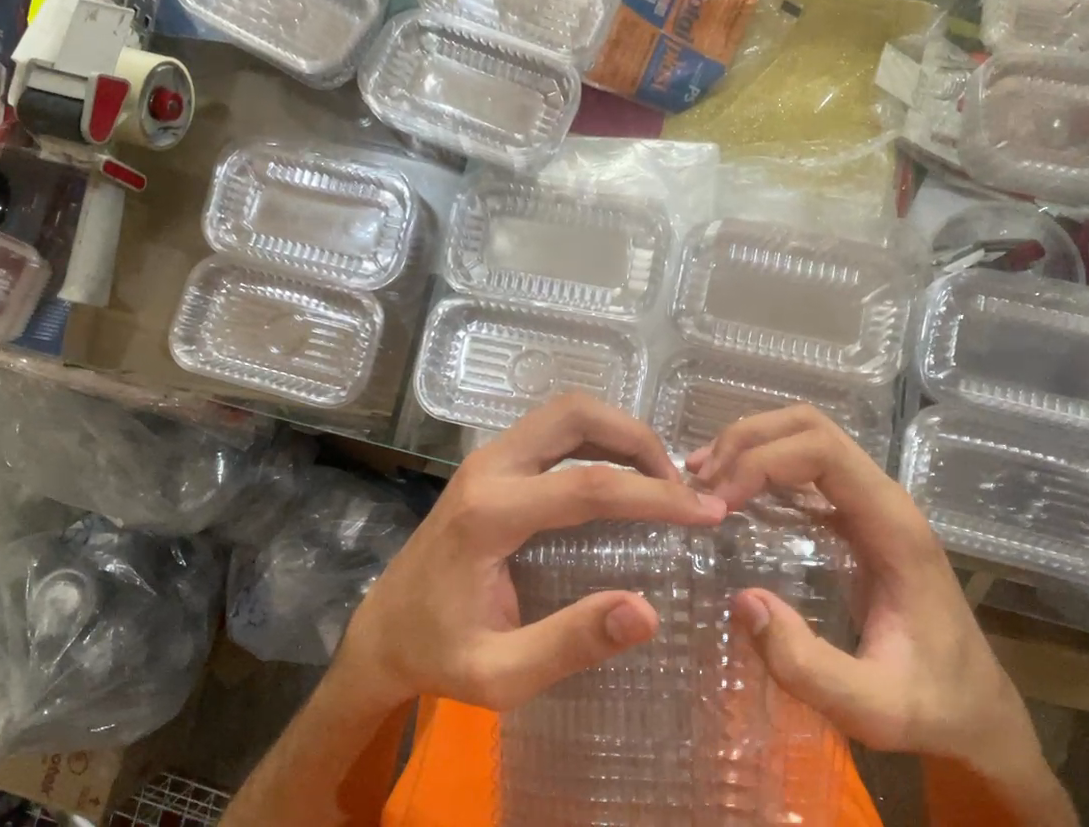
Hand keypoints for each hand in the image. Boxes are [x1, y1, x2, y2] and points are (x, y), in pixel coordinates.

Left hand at [334, 394, 727, 711]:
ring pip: (564, 413)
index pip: (586, 485)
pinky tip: (622, 477)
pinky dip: (597, 440)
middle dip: (638, 438)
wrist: (382, 632)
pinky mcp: (490, 465)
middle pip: (574, 415)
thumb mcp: (500, 675)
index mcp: (488, 515)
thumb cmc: (438, 655)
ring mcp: (486, 460)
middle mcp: (487, 469)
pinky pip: (552, 431)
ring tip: (660, 481)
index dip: (655, 495)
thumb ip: (569, 645)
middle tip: (679, 486)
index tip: (707, 513)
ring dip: (618, 433)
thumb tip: (646, 611)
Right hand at [688, 406, 1043, 776]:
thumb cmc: (931, 708)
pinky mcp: (854, 519)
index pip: (822, 452)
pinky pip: (803, 467)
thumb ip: (807, 665)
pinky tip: (727, 494)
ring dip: (750, 447)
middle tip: (700, 482)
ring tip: (702, 481)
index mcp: (894, 528)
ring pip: (805, 437)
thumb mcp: (871, 707)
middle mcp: (884, 501)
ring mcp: (870, 505)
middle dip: (748, 441)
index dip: (761, 462)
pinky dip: (759, 465)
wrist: (978, 715)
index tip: (717, 503)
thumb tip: (743, 599)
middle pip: (810, 428)